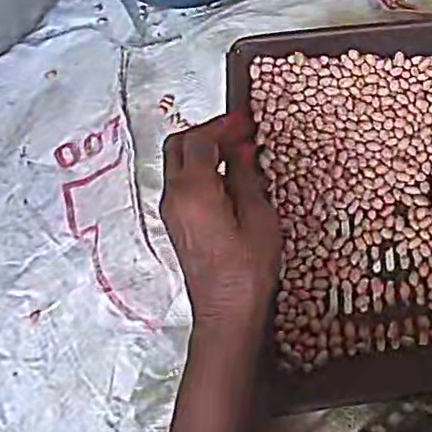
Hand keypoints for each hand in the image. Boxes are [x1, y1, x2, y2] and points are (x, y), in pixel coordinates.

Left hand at [160, 112, 280, 339]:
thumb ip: (246, 178)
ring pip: (180, 164)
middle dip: (208, 133)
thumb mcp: (259, 217)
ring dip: (206, 151)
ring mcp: (172, 212)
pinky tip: (232, 178)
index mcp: (194, 191)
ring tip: (240, 152)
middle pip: (179, 147)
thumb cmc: (248, 269)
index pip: (200, 141)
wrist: (227, 310)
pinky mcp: (178, 224)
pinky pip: (185, 184)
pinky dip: (205, 170)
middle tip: (239, 131)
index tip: (246, 120)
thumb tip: (242, 151)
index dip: (223, 126)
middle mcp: (175, 197)